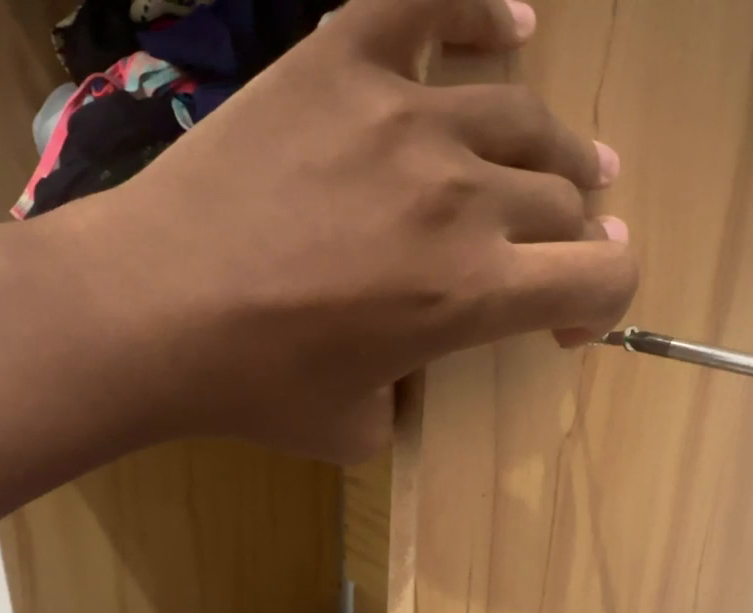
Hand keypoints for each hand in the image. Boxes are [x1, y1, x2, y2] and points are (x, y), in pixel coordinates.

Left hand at [26, 0, 635, 462]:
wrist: (146, 311)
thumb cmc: (252, 387)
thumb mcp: (358, 429)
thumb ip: (415, 393)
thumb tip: (421, 358)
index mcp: (471, 294)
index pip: (601, 279)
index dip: (606, 303)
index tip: (568, 320)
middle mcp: (461, 197)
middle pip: (565, 200)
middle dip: (575, 237)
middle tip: (554, 247)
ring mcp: (404, 116)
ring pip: (523, 117)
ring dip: (558, 149)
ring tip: (563, 161)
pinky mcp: (341, 63)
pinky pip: (429, 4)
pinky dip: (480, 8)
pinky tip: (513, 22)